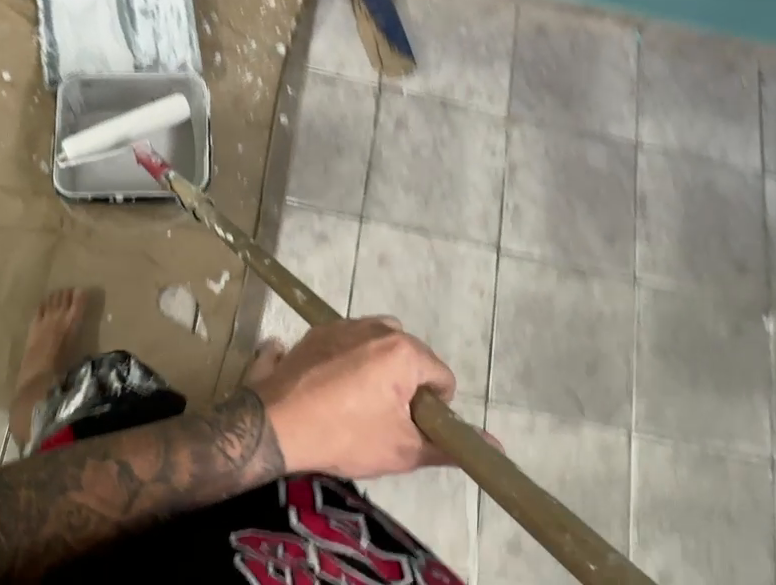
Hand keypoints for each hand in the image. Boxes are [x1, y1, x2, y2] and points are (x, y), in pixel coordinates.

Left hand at [248, 316, 457, 479]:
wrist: (277, 423)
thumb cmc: (346, 435)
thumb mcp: (404, 450)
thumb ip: (450, 446)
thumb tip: (497, 449)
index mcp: (403, 351)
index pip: (441, 377)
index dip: (433, 408)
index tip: (409, 427)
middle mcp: (376, 327)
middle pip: (409, 355)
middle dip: (405, 384)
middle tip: (383, 418)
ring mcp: (342, 325)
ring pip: (377, 343)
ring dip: (377, 367)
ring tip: (358, 403)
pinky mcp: (315, 331)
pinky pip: (346, 342)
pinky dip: (347, 360)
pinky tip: (331, 388)